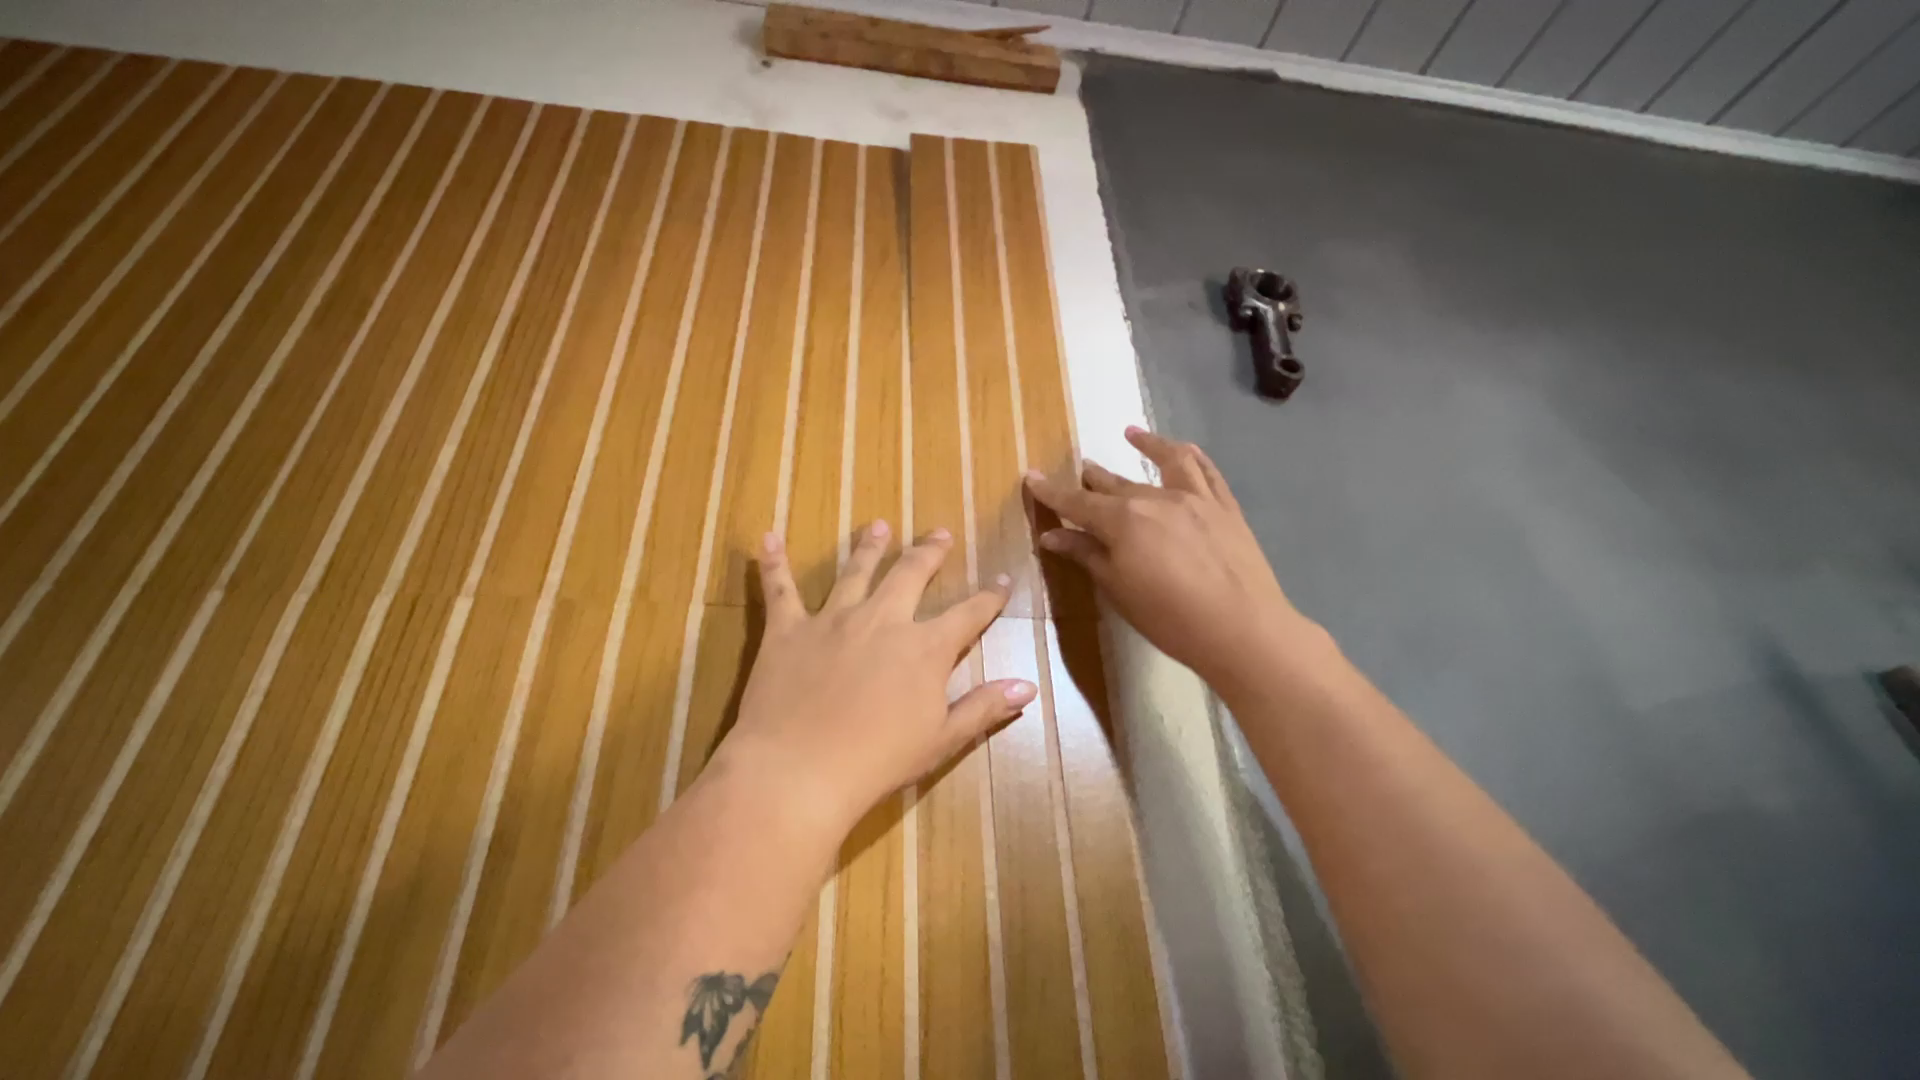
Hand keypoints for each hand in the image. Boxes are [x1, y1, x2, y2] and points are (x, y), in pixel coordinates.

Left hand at [710, 522, 1035, 832]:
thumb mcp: (941, 739)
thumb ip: (983, 708)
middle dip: (929, 553)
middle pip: (911, 574)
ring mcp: (833, 619)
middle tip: (940, 534)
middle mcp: (883, 620)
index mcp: (924, 648)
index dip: (988, 599)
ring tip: (878, 526)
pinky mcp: (788, 629)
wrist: (799, 769)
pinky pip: (780, 589)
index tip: (1002, 582)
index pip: (967, 615)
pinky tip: (768, 538)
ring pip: (855, 571)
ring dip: (869, 547)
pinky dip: (773, 562)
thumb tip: (1028, 687)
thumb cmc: (878, 762)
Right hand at [1025, 426, 1322, 689]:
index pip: (1077, 502)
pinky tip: (1184, 448)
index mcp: (1123, 520)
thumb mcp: (1118, 590)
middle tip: (1080, 470)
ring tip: (1130, 434)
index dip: (1052, 492)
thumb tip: (1052, 535)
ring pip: (1164, 463)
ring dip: (1145, 446)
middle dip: (1092, 477)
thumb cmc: (1170, 618)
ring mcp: (1195, 498)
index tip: (1031, 477)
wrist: (1242, 629)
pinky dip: (1191, 455)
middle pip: (1116, 483)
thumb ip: (1087, 555)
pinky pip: (1206, 471)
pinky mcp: (1225, 507)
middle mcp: (1155, 498)